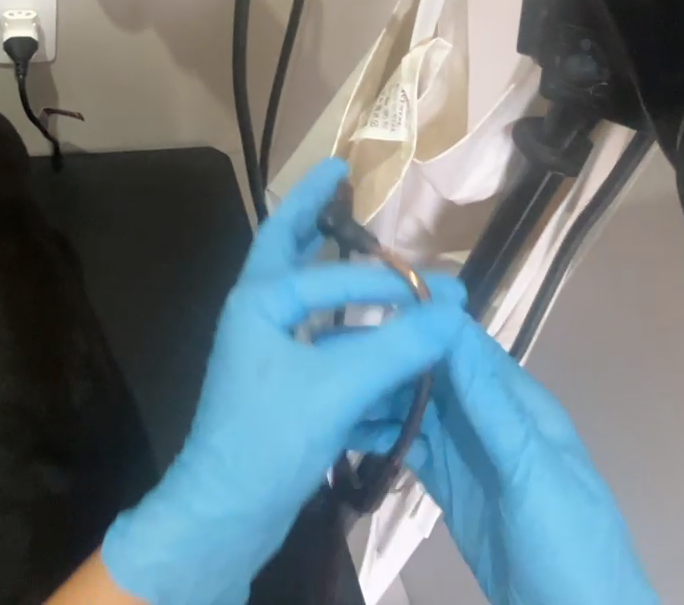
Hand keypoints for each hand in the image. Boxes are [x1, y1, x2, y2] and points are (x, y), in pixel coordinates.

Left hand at [101, 159, 466, 604]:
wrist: (226, 509)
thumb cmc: (271, 435)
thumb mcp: (338, 387)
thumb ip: (398, 346)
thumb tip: (457, 308)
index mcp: (258, 299)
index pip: (334, 276)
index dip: (387, 279)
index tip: (437, 288)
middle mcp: (256, 310)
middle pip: (286, 244)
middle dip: (311, 209)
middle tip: (337, 174)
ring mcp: (264, 343)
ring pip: (300, 288)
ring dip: (326, 260)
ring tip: (352, 230)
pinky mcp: (278, 377)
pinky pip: (314, 331)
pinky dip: (339, 318)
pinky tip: (365, 320)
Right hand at [356, 317, 656, 604]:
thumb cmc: (572, 545)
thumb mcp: (535, 473)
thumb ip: (493, 406)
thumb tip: (453, 330)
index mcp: (516, 403)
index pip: (464, 346)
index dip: (421, 325)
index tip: (367, 311)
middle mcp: (485, 416)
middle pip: (429, 373)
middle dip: (385, 363)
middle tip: (330, 359)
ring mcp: (463, 450)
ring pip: (410, 407)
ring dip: (374, 400)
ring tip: (330, 398)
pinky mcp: (444, 482)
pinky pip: (405, 445)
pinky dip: (377, 436)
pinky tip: (345, 432)